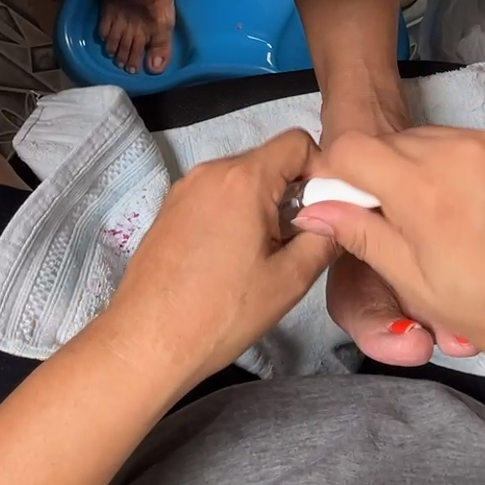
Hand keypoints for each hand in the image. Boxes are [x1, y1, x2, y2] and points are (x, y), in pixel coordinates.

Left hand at [98, 130, 338, 387]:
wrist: (146, 342)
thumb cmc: (221, 312)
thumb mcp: (289, 280)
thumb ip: (324, 239)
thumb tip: (339, 220)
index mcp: (243, 178)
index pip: (297, 142)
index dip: (321, 170)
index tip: (326, 209)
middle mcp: (211, 170)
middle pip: (269, 159)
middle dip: (293, 191)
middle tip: (299, 238)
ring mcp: (186, 187)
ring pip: (242, 178)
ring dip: (264, 203)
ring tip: (265, 253)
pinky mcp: (170, 207)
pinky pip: (216, 194)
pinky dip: (235, 212)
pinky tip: (233, 256)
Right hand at [316, 79, 476, 365]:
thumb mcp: (418, 284)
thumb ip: (361, 235)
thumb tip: (313, 209)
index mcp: (420, 187)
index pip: (348, 148)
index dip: (334, 174)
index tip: (343, 204)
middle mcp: (452, 150)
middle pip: (386, 144)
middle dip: (376, 177)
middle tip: (396, 224)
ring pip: (424, 141)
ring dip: (414, 170)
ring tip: (440, 219)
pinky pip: (462, 143)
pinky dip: (451, 166)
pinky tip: (472, 208)